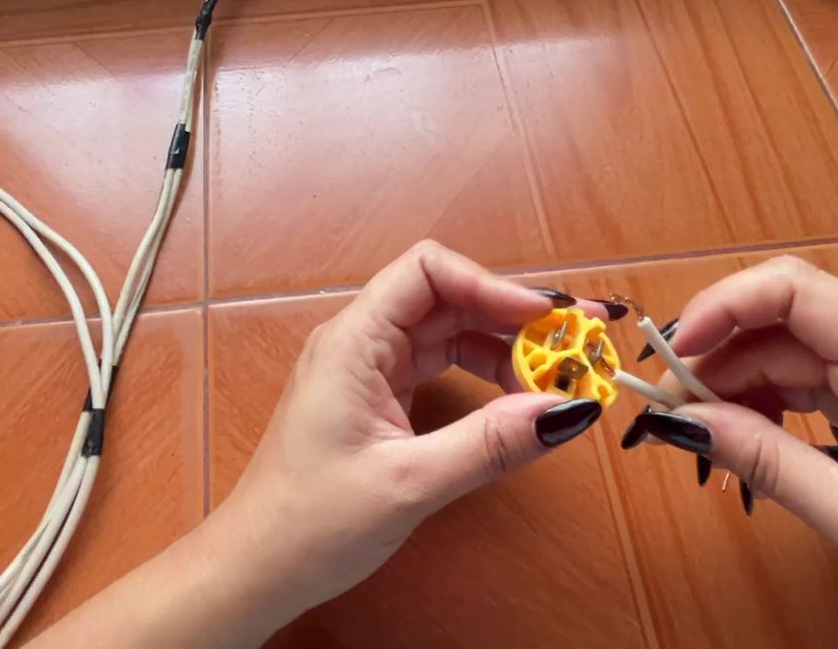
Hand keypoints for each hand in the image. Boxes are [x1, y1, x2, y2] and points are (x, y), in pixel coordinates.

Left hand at [200, 240, 608, 625]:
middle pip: (447, 298)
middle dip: (512, 314)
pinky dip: (483, 373)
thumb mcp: (409, 483)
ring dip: (504, 345)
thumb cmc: (312, 522)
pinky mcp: (380, 392)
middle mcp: (362, 339)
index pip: (427, 271)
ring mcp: (371, 365)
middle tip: (579, 338)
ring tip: (559, 373)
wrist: (258, 566)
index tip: (547, 316)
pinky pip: (441, 363)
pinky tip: (518, 396)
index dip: (490, 282)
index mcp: (354, 340)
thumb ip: (488, 443)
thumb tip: (567, 410)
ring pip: (449, 330)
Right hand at [622, 255, 837, 648]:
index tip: (672, 352)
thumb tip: (676, 421)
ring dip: (735, 382)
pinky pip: (807, 372)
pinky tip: (743, 430)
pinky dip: (765, 397)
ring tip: (699, 427)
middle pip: (782, 321)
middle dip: (717, 358)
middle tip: (667, 409)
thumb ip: (766, 461)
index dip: (722, 305)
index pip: (798, 290)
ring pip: (786, 346)